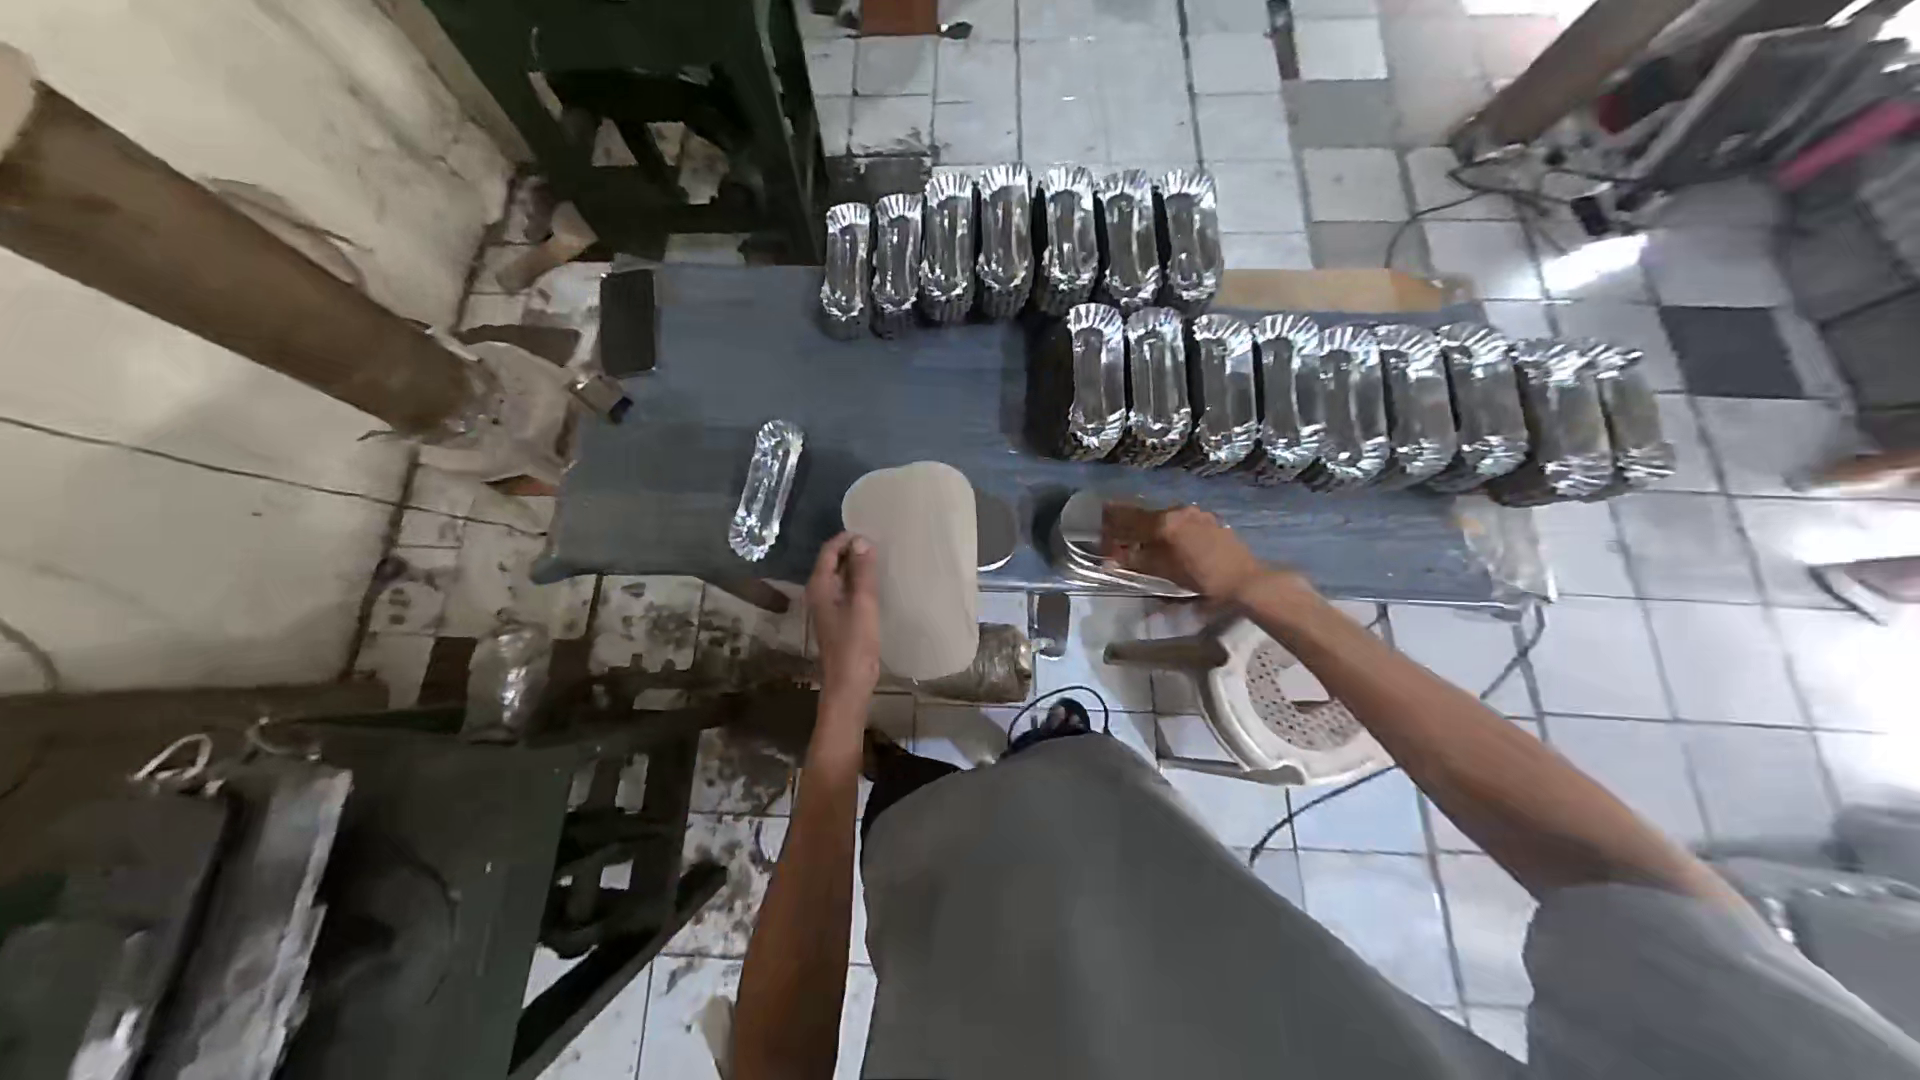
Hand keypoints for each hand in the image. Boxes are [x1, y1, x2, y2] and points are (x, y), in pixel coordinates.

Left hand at [807, 532, 880, 702]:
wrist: (848, 684)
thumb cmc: (855, 644)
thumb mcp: (863, 604)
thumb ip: (862, 572)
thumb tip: (862, 541)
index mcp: (819, 587)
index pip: (829, 550)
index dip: (847, 539)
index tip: (872, 534)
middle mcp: (818, 593)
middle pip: (832, 561)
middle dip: (852, 550)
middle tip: (879, 544)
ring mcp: (827, 606)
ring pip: (840, 576)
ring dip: (856, 566)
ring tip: (880, 559)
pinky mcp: (837, 617)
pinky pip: (846, 590)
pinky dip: (858, 581)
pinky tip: (875, 583)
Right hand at [1100, 503, 1305, 602]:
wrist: (1245, 580)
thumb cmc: (1202, 578)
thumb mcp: (1164, 571)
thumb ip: (1136, 560)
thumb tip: (1112, 558)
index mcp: (1164, 522)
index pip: (1128, 520)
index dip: (1111, 528)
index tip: (1100, 536)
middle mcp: (1178, 511)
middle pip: (1144, 515)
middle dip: (1127, 524)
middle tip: (1114, 533)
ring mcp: (1196, 513)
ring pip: (1163, 517)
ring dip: (1147, 526)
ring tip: (1139, 539)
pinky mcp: (1209, 520)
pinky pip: (1179, 520)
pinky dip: (1166, 528)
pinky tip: (1166, 540)